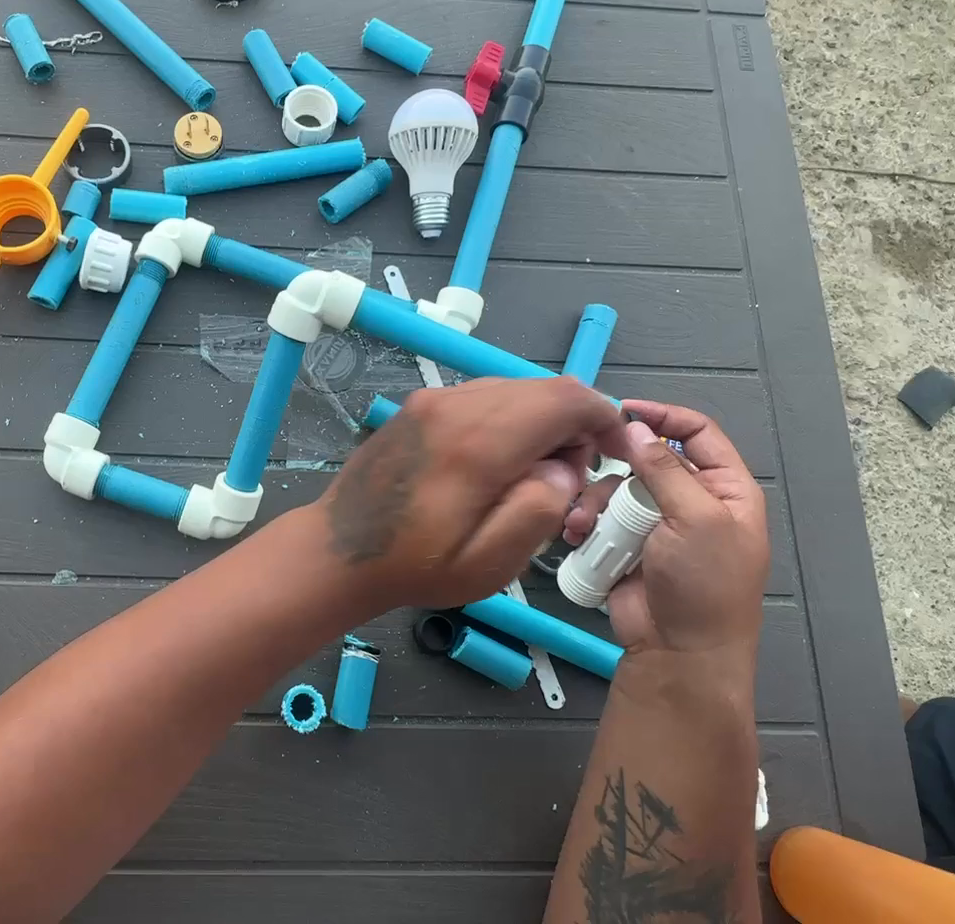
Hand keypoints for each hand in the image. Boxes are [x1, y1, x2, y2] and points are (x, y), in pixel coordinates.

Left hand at [308, 376, 627, 612]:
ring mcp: (431, 400)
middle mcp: (454, 404)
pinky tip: (496, 460)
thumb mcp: (489, 561)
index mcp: (477, 441)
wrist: (337, 550)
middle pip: (541, 388)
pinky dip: (507, 417)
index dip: (604, 419)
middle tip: (569, 476)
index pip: (564, 399)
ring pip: (511, 388)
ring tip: (531, 473)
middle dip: (573, 423)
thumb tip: (562, 469)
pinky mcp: (418, 405)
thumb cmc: (415, 565)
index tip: (616, 452)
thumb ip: (539, 509)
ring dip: (539, 419)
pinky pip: (480, 396)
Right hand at [564, 400, 768, 657]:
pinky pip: (598, 518)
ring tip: (580, 524)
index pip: (696, 433)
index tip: (621, 410)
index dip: (663, 416)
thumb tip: (636, 427)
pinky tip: (574, 535)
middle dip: (615, 469)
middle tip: (587, 468)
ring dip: (593, 502)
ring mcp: (654, 524)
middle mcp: (690, 501)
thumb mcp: (696, 519)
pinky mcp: (624, 545)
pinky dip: (584, 524)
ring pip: (614, 490)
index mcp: (725, 489)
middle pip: (644, 460)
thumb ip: (665, 470)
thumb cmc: (704, 584)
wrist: (679, 652)